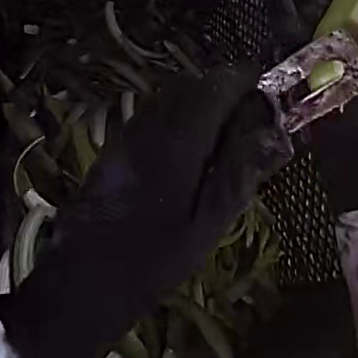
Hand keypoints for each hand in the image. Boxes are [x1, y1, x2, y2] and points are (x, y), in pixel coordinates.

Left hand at [0, 65, 291, 357]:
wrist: (83, 279)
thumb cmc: (154, 258)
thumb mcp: (207, 223)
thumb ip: (239, 172)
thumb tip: (274, 133)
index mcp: (177, 142)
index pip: (214, 90)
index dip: (241, 79)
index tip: (263, 79)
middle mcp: (149, 126)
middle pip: (189, 85)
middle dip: (221, 87)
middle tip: (247, 107)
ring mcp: (127, 133)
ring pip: (168, 96)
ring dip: (198, 98)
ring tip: (223, 125)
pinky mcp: (115, 145)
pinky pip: (152, 112)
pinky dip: (177, 113)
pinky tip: (189, 144)